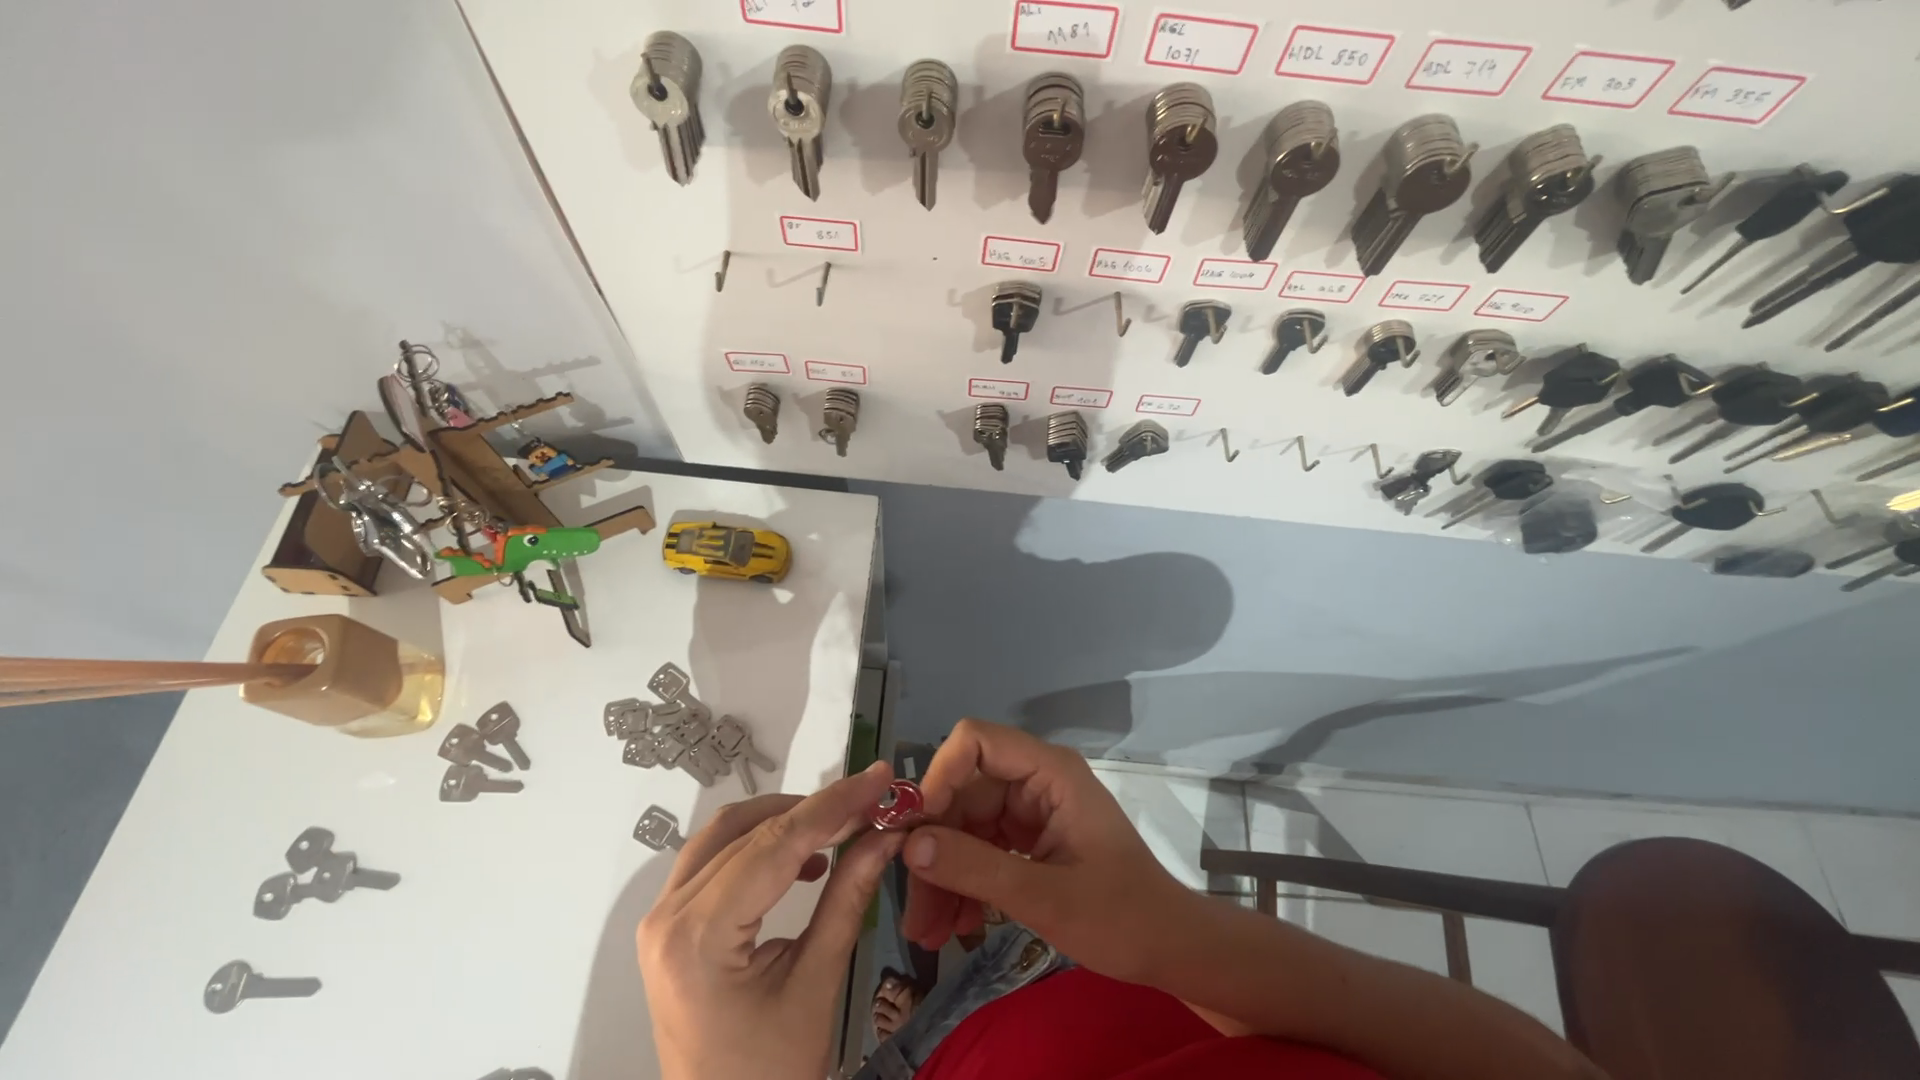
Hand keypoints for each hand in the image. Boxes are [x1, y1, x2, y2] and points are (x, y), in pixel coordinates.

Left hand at [638, 761, 903, 1079]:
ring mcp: (661, 919)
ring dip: (784, 822)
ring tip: (841, 829)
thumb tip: (886, 834)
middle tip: (871, 805)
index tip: (879, 779)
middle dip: (814, 810)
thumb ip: (849, 898)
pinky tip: (803, 862)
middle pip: (746, 830)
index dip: (834, 804)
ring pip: (725, 834)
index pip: (774, 845)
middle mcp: (667, 916)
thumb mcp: (817, 985)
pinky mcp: (669, 925)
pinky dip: (760, 845)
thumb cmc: (771, 1070)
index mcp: (698, 937)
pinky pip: (714, 860)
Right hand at [901, 719, 1193, 983]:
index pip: (975, 741)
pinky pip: (978, 850)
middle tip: (914, 910)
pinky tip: (955, 925)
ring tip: (928, 932)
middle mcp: (1034, 781)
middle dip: (933, 849)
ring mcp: (1029, 811)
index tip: (916, 830)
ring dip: (942, 876)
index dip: (939, 776)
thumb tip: (910, 847)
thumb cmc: (1121, 917)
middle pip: (961, 794)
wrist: (1169, 948)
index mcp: (1049, 772)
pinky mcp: (1026, 840)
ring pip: (962, 827)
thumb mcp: (1045, 896)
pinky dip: (963, 884)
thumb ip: (975, 868)